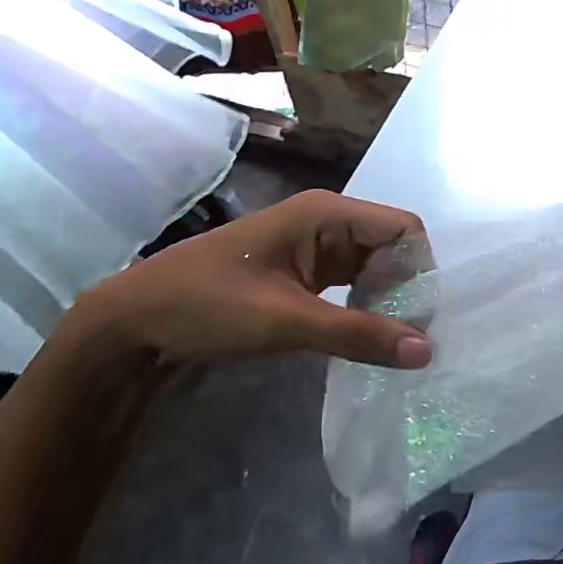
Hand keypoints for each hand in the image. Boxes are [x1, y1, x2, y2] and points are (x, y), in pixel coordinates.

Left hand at [62, 190, 433, 368]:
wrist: (135, 321)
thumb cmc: (207, 306)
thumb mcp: (286, 321)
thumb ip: (359, 334)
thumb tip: (427, 350)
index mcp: (325, 214)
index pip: (403, 229)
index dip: (420, 270)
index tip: (421, 320)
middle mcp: (326, 222)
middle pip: (392, 247)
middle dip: (406, 289)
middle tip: (409, 339)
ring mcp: (314, 247)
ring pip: (374, 267)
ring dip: (387, 301)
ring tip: (392, 343)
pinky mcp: (303, 272)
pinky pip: (352, 282)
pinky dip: (365, 307)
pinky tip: (365, 336)